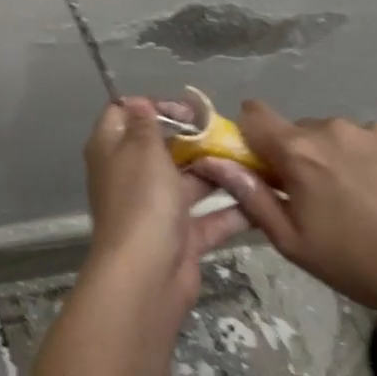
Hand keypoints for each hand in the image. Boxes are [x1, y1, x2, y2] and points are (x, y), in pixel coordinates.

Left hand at [33, 97, 252, 375]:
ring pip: (189, 182)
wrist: (147, 274)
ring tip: (255, 159)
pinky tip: (265, 199)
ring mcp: (156, 207)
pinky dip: (234, 210)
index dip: (152, 105)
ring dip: (219, 171)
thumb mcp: (143, 149)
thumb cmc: (141, 200)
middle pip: (161, 147)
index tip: (187, 107)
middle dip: (194, 138)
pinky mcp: (181, 237)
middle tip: (230, 132)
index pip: (123, 113)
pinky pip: (209, 217)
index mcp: (111, 148)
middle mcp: (131, 174)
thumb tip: (135, 101)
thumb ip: (144, 124)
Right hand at [189, 100, 376, 318]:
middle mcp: (334, 129)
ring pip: (345, 137)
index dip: (253, 134)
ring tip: (371, 200)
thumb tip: (215, 162)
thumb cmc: (362, 266)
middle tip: (324, 197)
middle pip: (302, 131)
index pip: (253, 113)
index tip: (264, 161)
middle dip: (305, 156)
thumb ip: (251, 196)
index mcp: (298, 151)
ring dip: (346, 158)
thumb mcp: (294, 243)